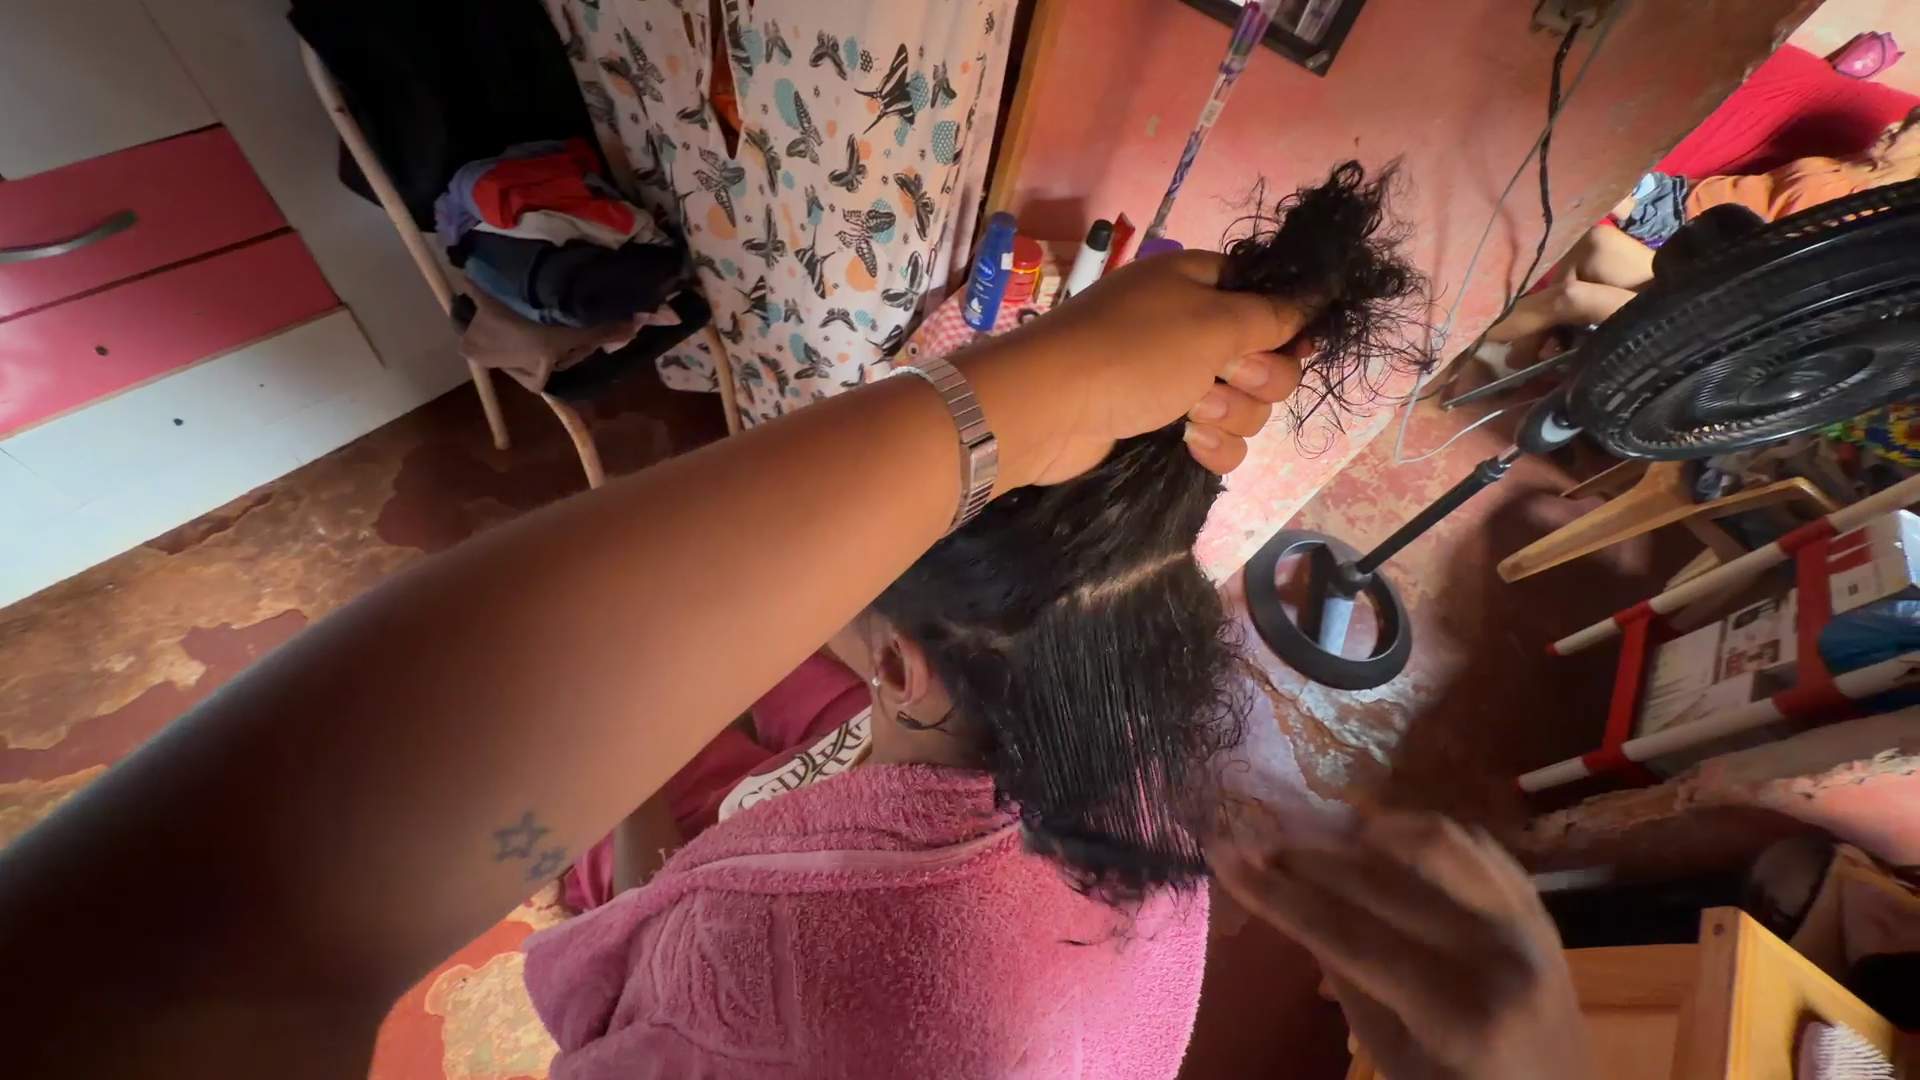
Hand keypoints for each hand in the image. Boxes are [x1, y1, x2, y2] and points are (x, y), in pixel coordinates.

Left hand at [953, 251, 1312, 487]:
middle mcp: (1186, 327)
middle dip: (1258, 374)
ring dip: (1232, 413)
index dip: (1288, 322)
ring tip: (1194, 415)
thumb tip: (1316, 295)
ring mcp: (1169, 377)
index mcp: (1196, 283)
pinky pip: (1212, 437)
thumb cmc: (1132, 353)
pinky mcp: (1155, 422)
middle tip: (1229, 377)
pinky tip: (1190, 444)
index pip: (1266, 295)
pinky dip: (1211, 445)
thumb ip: (1271, 314)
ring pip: (1241, 402)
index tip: (1299, 345)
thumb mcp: (1212, 322)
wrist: (1048, 410)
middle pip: (1262, 354)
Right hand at [1210, 813, 1597, 1079]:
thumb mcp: (1386, 1047)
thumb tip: (1276, 887)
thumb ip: (1335, 963)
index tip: (1221, 854)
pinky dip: (1416, 832)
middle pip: (1377, 880)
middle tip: (1253, 842)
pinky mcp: (1539, 905)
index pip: (1343, 932)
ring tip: (1323, 845)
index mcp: (1461, 1014)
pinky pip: (1471, 842)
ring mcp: (1528, 923)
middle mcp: (1501, 957)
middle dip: (1303, 856)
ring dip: (1363, 834)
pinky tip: (1380, 843)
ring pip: (1430, 839)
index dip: (1274, 891)